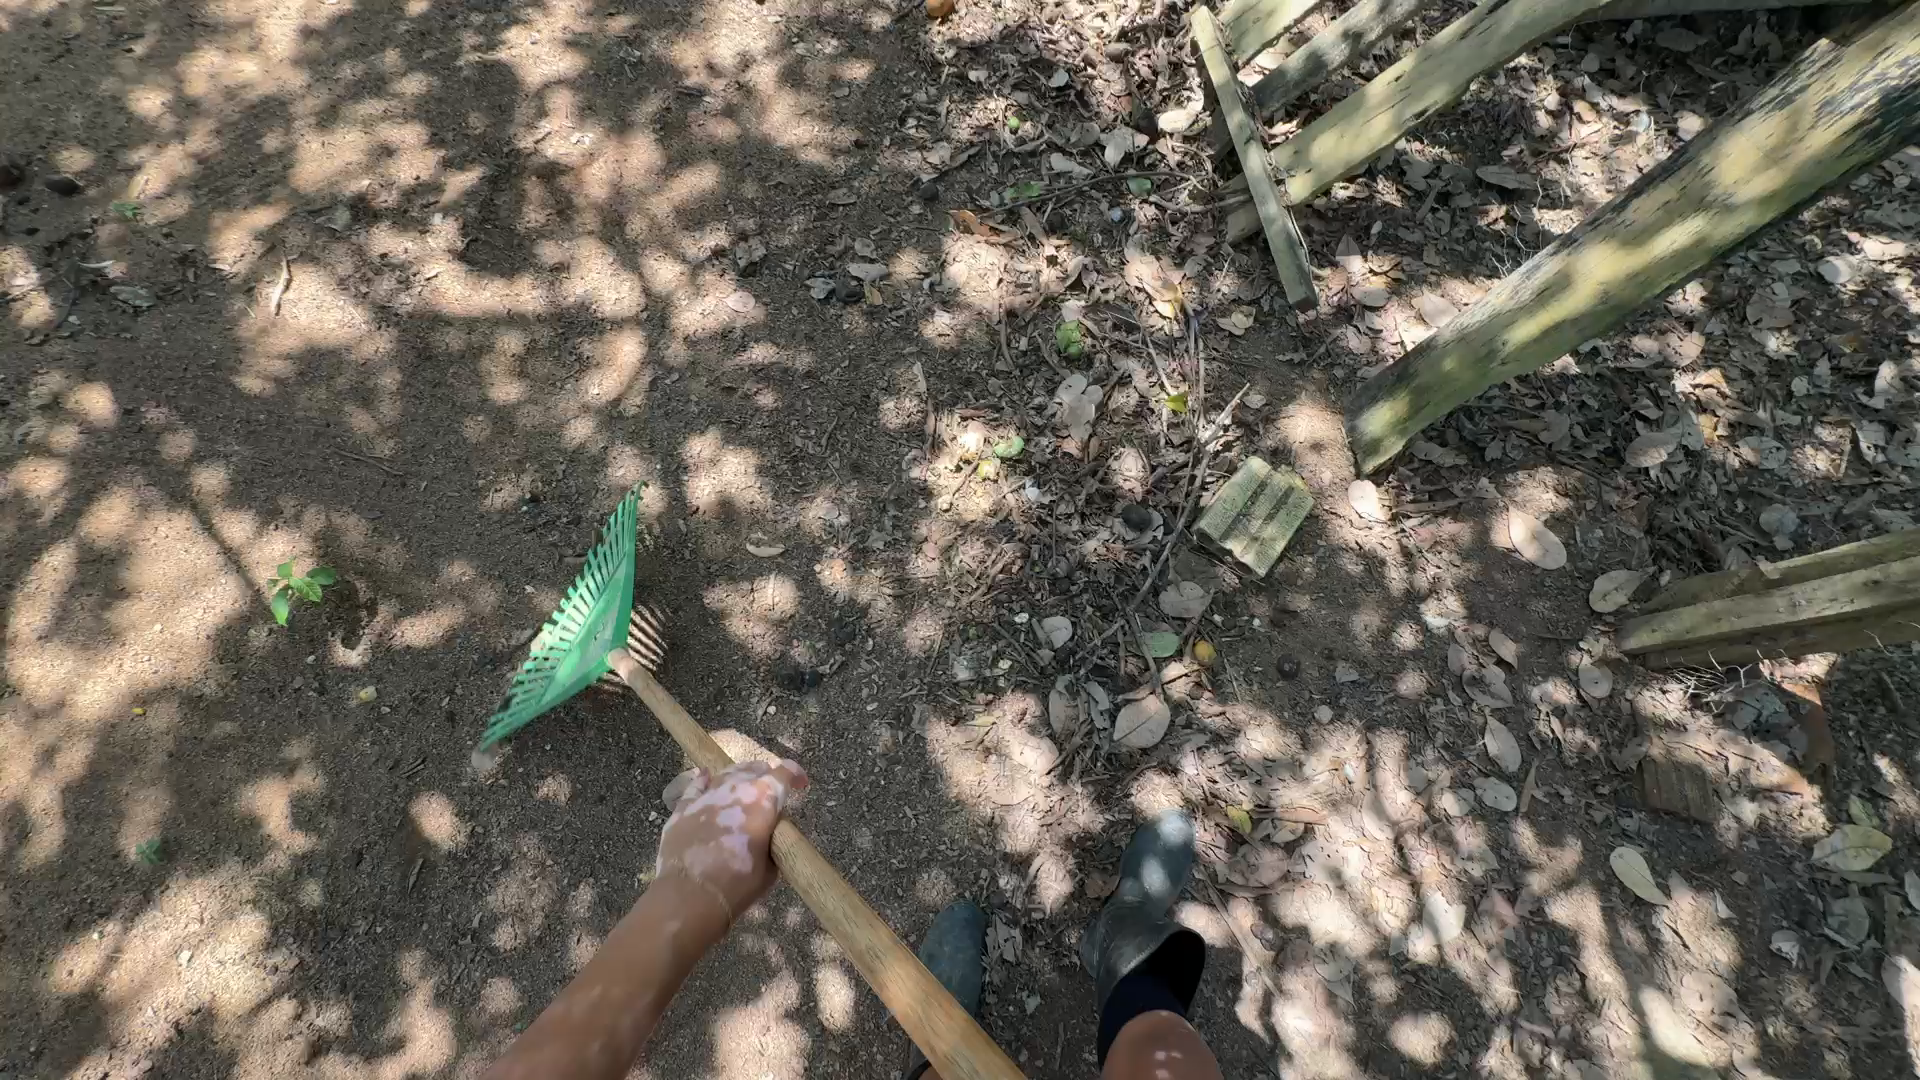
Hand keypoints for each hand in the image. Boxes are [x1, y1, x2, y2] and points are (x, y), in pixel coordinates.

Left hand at [655, 759, 807, 924]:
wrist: (688, 898)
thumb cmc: (737, 884)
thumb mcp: (772, 866)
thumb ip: (774, 840)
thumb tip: (769, 834)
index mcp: (764, 798)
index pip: (785, 772)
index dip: (796, 775)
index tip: (800, 784)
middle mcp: (736, 787)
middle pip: (755, 769)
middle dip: (767, 777)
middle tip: (771, 793)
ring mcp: (707, 794)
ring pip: (727, 773)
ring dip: (740, 778)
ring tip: (743, 787)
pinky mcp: (684, 807)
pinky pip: (696, 785)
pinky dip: (704, 781)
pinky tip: (705, 778)